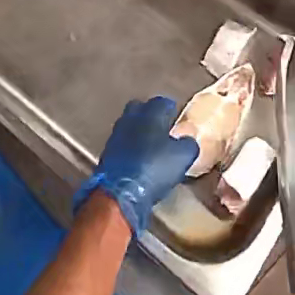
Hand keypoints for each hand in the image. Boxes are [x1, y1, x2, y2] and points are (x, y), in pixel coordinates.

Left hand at [75, 97, 198, 235]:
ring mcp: (115, 136)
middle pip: (139, 108)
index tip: (174, 113)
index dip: (169, 107)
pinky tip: (136, 157)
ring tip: (148, 142)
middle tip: (159, 124)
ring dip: (137, 131)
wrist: (120, 192)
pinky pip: (121, 143)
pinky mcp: (106, 154)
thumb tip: (187, 140)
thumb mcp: (183, 157)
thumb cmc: (155, 167)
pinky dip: (128, 147)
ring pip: (128, 125)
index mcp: (151, 115)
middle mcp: (130, 120)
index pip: (161, 102)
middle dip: (148, 114)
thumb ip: (188, 144)